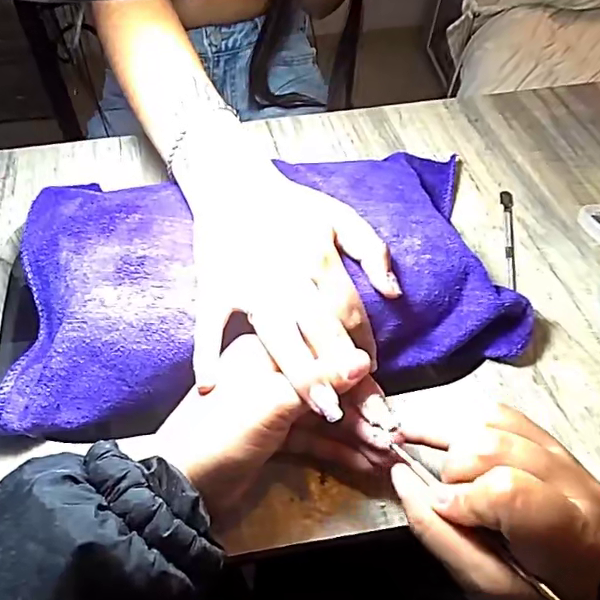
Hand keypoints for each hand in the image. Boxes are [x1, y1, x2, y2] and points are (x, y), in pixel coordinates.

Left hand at [149, 335, 394, 515]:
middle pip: (325, 389)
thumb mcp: (272, 402)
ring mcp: (269, 407)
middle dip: (360, 413)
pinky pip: (311, 438)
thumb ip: (318, 380)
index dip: (357, 383)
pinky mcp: (271, 438)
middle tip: (393, 438)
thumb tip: (364, 359)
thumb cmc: (223, 431)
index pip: (321, 359)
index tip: (388, 407)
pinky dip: (336, 449)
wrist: (183, 483)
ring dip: (353, 434)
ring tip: (387, 455)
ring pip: (321, 416)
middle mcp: (268, 374)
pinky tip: (364, 463)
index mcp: (263, 351)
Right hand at [189, 167, 399, 421]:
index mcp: (321, 261)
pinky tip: (210, 386)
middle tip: (366, 417)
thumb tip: (393, 293)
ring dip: (300, 376)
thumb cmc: (289, 203)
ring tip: (317, 411)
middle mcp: (289, 280)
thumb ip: (373, 251)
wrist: (232, 182)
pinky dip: (206, 355)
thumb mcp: (340, 216)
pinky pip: (209, 327)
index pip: (351, 316)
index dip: (366, 349)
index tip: (372, 376)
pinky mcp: (215, 289)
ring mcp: (249, 287)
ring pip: (280, 339)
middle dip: (347, 377)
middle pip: (324, 336)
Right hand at [389, 406, 599, 599]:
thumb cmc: (529, 597)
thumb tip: (401, 475)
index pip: (509, 490)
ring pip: (491, 424)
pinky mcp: (549, 441)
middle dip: (454, 471)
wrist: (566, 587)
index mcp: (569, 536)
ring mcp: (565, 459)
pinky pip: (496, 414)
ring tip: (449, 475)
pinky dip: (462, 427)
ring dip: (455, 447)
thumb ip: (433, 529)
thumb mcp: (478, 583)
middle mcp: (576, 488)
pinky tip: (445, 443)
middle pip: (493, 448)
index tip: (445, 510)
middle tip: (449, 500)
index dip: (463, 495)